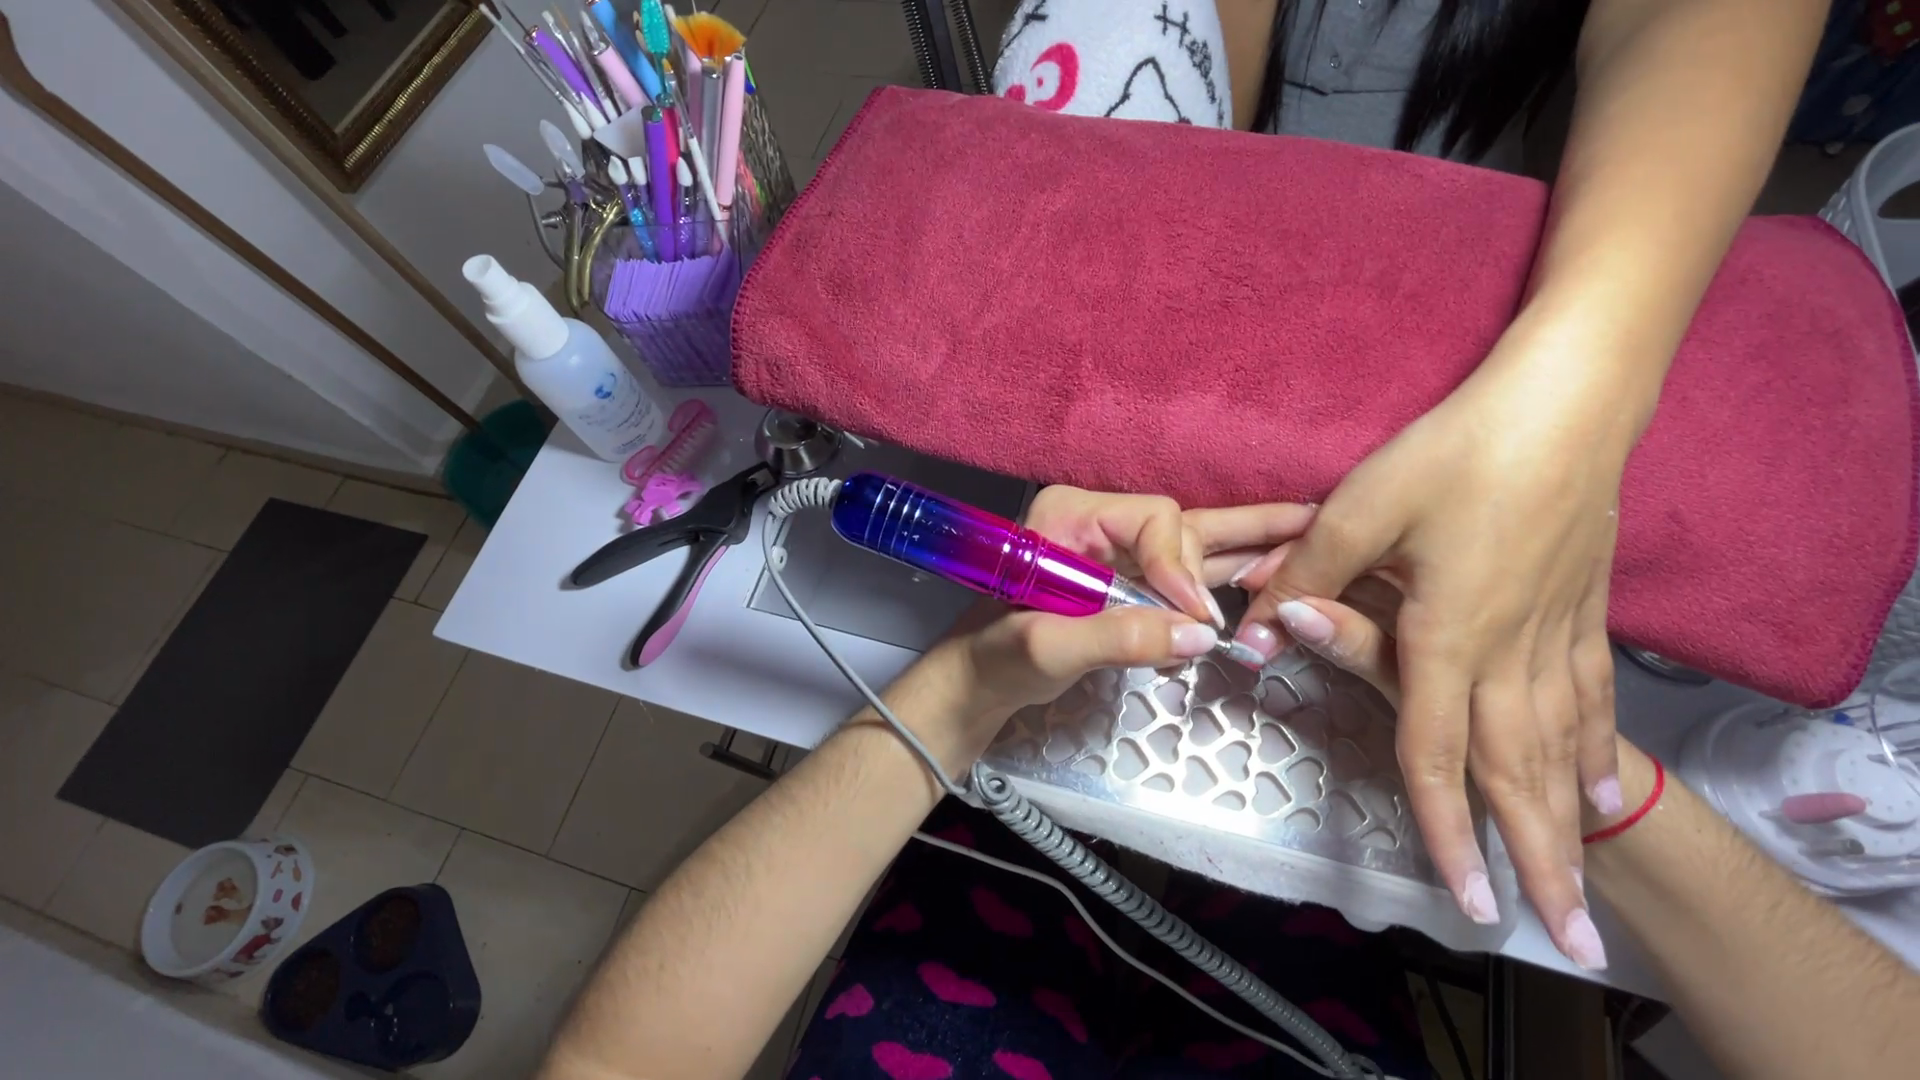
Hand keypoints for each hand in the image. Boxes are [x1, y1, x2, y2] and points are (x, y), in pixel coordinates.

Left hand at [922, 487, 1317, 765]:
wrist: (986, 679)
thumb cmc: (1000, 657)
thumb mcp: (1047, 648)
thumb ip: (1117, 637)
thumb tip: (1200, 634)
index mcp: (1071, 515)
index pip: (1153, 518)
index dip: (1179, 565)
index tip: (1192, 617)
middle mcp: (1103, 521)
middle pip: (1184, 527)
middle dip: (1214, 565)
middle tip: (1263, 594)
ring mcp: (1123, 550)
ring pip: (1198, 542)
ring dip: (1254, 544)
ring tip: (1314, 530)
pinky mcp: (1135, 580)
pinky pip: (1192, 572)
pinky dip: (1231, 576)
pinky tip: (1278, 569)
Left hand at [1233, 322, 1643, 970]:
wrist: (1565, 407)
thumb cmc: (1454, 458)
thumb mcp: (1359, 513)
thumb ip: (1303, 580)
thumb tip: (1250, 632)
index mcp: (1449, 636)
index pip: (1438, 752)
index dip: (1448, 829)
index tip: (1469, 902)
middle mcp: (1510, 652)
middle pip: (1519, 774)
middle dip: (1538, 859)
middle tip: (1558, 938)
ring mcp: (1557, 633)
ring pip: (1561, 748)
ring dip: (1570, 824)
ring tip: (1580, 888)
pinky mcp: (1584, 609)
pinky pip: (1592, 698)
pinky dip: (1596, 750)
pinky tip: (1604, 782)